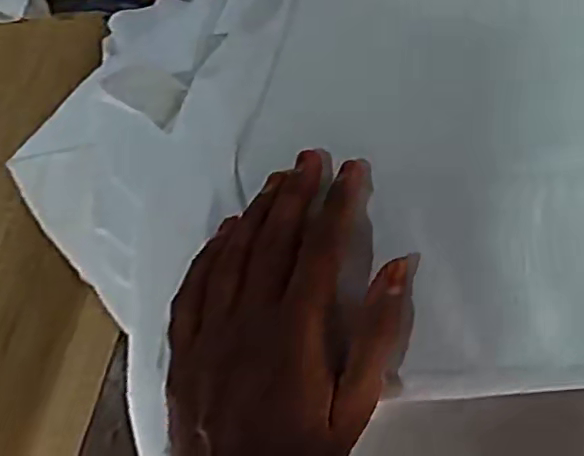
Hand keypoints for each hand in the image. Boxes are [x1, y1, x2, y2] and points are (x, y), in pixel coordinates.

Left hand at [168, 150, 413, 455]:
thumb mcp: (355, 405)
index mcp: (295, 331)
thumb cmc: (303, 453)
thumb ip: (378, 334)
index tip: (352, 170)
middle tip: (311, 157)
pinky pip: (192, 290)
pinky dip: (209, 253)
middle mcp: (249, 322)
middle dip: (297, 191)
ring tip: (277, 180)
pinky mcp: (183, 355)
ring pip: (234, 255)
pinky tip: (225, 230)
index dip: (339, 203)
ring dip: (258, 211)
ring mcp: (210, 337)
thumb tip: (399, 267)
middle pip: (275, 239)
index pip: (321, 247)